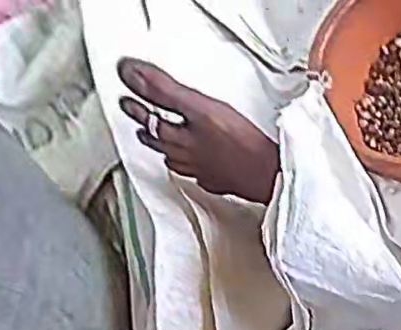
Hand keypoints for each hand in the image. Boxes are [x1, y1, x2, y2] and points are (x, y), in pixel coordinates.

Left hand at [117, 58, 281, 202]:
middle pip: (161, 145)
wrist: (273, 177)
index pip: (149, 120)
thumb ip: (163, 91)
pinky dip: (196, 175)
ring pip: (179, 165)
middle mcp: (188, 159)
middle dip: (149, 134)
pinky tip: (199, 173)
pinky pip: (204, 180)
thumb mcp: (200, 107)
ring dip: (169, 156)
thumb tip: (130, 73)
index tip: (127, 101)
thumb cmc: (242, 145)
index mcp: (179, 139)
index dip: (136, 108)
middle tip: (141, 127)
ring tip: (165, 150)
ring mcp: (207, 174)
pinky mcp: (226, 185)